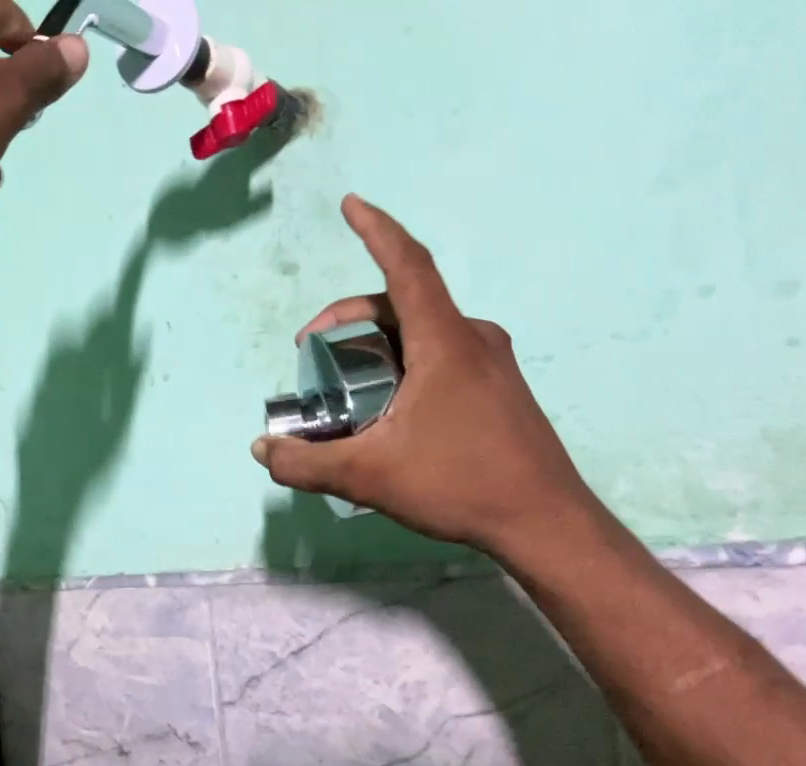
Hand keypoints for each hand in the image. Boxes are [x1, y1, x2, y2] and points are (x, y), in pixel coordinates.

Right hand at [251, 195, 598, 554]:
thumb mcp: (366, 476)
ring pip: (421, 333)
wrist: (543, 521)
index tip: (350, 204)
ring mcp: (491, 363)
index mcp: (444, 343)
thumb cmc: (457, 484)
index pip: (407, 267)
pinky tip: (386, 411)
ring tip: (344, 389)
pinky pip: (440, 357)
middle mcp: (472, 339)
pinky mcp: (498, 388)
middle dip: (349, 317)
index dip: (376, 230)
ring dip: (376, 347)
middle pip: (403, 304)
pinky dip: (402, 365)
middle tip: (311, 351)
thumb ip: (304, 463)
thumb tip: (262, 449)